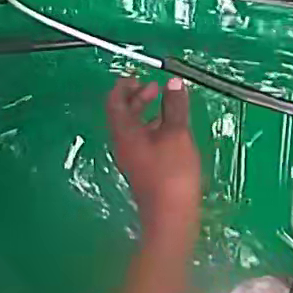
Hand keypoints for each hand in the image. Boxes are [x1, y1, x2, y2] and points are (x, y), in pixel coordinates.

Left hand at [106, 76, 201, 239]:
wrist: (171, 217)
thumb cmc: (172, 172)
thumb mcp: (176, 134)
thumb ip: (175, 107)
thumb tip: (174, 82)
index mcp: (125, 133)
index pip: (115, 102)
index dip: (124, 86)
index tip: (139, 75)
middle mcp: (123, 144)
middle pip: (123, 114)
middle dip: (137, 97)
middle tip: (155, 87)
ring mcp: (132, 159)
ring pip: (134, 128)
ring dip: (147, 112)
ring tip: (167, 105)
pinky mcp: (143, 169)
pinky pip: (142, 141)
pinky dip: (153, 128)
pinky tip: (171, 130)